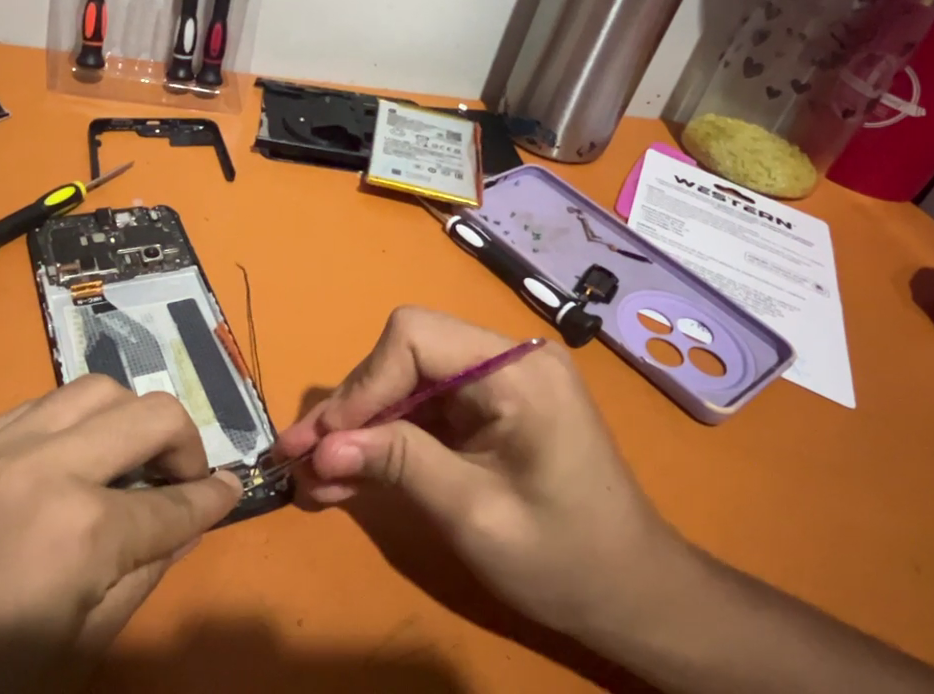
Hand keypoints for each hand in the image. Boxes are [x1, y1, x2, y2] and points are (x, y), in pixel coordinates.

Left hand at [0, 376, 241, 692]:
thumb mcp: (79, 649)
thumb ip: (144, 575)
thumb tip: (187, 522)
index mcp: (83, 531)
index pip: (176, 502)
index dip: (214, 498)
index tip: (232, 489)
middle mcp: (48, 466)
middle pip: (150, 414)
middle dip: (186, 443)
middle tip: (182, 479)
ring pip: (96, 389)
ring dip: (128, 419)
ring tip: (125, 462)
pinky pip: (40, 405)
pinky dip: (74, 423)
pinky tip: (65, 464)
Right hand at [273, 306, 686, 642]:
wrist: (634, 595)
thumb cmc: (566, 559)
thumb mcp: (475, 515)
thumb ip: (400, 466)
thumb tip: (320, 446)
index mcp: (516, 371)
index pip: (414, 337)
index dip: (361, 384)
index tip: (322, 440)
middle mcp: (507, 360)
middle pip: (404, 355)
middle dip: (352, 409)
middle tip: (299, 459)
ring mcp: (499, 383)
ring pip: (406, 383)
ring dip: (360, 429)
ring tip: (312, 478)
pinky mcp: (490, 411)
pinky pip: (425, 410)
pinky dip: (387, 442)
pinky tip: (348, 478)